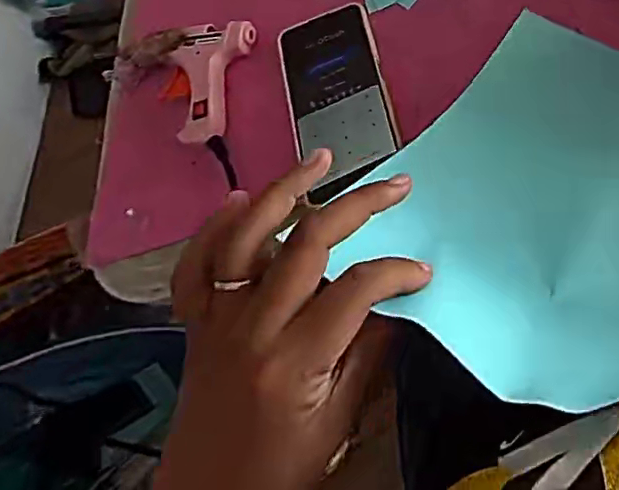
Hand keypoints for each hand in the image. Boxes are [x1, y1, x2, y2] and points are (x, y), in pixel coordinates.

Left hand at [155, 149, 429, 489]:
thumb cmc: (279, 470)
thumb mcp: (339, 418)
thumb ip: (370, 350)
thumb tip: (396, 299)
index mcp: (294, 358)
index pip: (357, 287)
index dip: (397, 271)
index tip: (421, 274)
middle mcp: (252, 329)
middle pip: (307, 242)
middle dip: (360, 204)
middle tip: (397, 185)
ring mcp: (219, 321)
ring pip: (246, 238)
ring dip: (285, 190)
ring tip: (320, 160)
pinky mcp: (199, 324)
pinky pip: (197, 268)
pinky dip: (215, 229)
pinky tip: (240, 200)